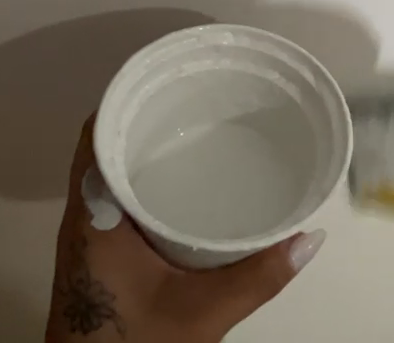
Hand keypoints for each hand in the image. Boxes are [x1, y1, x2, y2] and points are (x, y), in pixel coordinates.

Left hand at [45, 116, 326, 342]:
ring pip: (108, 167)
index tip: (166, 80)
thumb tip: (310, 237)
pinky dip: (142, 174)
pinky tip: (180, 178)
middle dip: (144, 114)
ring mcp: (86, 233)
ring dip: (142, 144)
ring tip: (193, 126)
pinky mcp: (96, 251)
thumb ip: (257, 276)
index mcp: (94, 214)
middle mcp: (82, 215)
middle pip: (103, 142)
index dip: (125, 98)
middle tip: (194, 98)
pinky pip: (115, 192)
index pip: (94, 133)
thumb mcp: (200, 314)